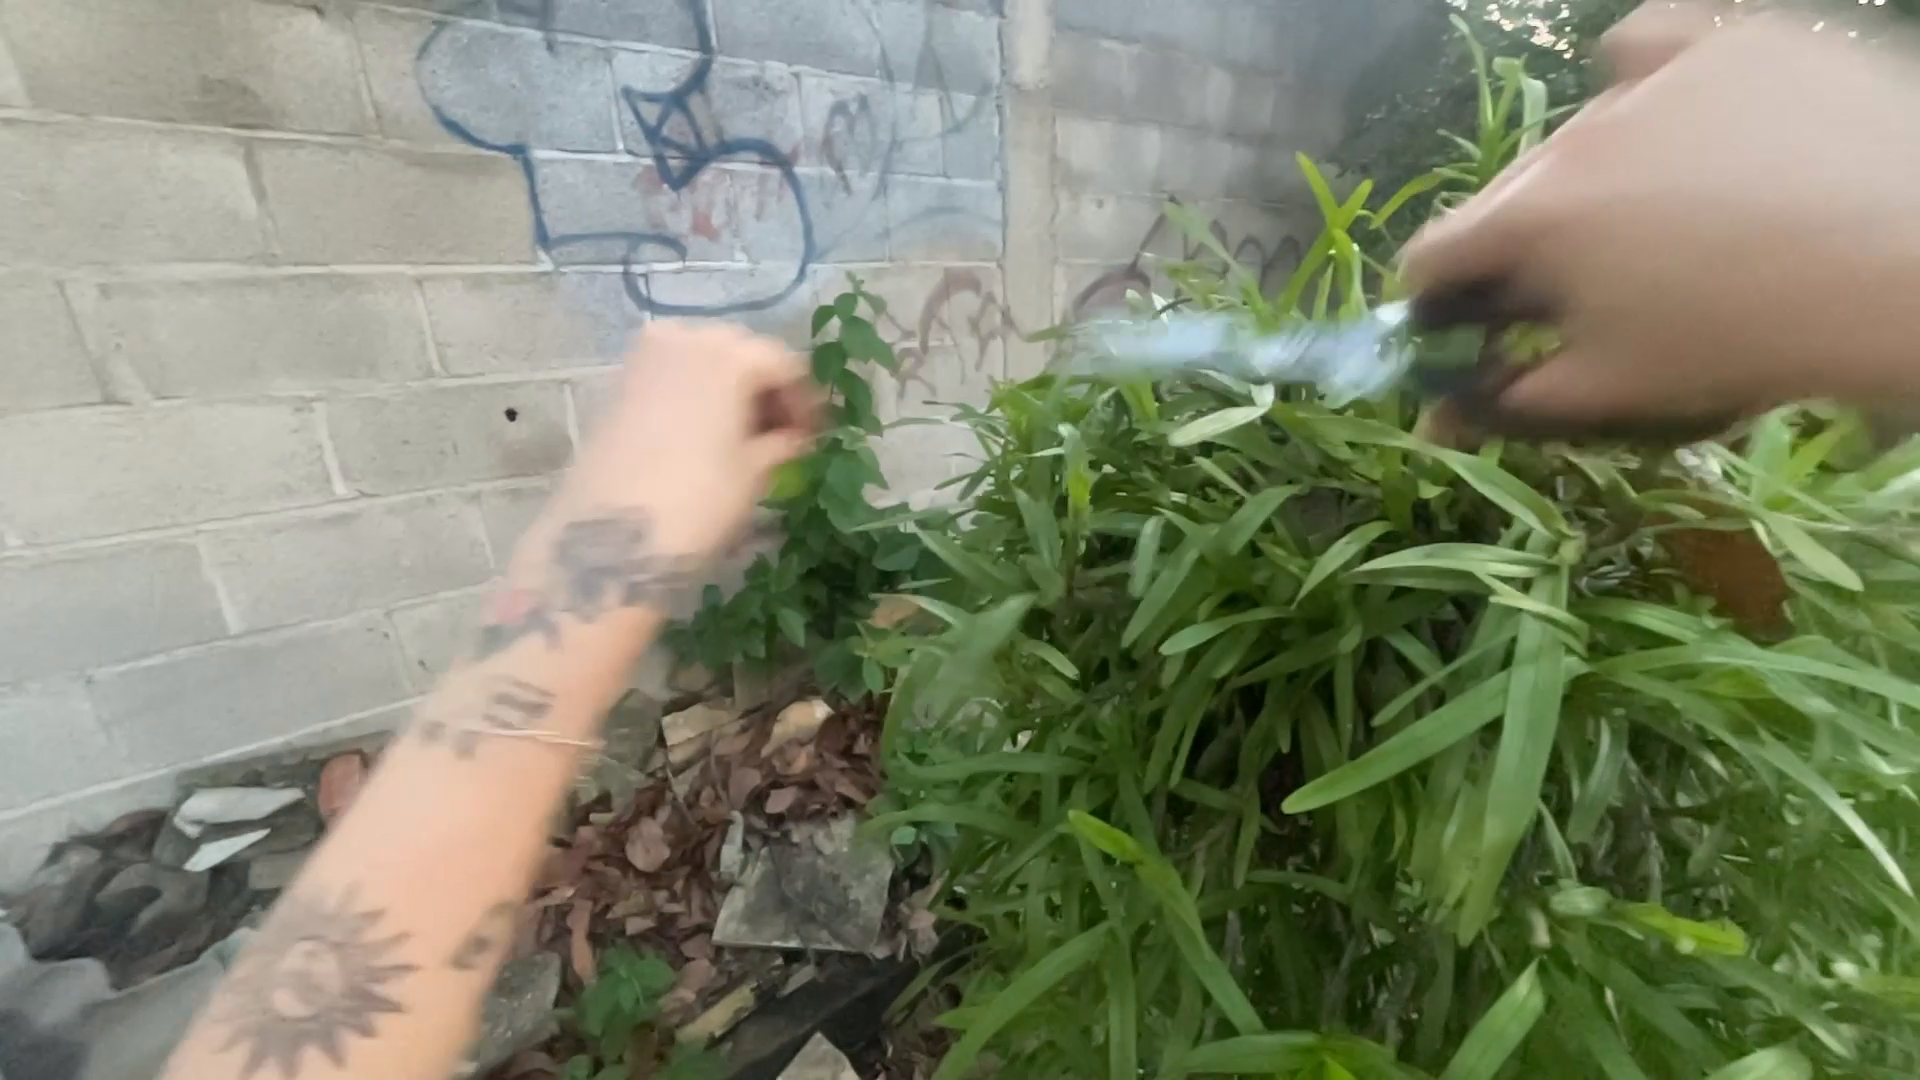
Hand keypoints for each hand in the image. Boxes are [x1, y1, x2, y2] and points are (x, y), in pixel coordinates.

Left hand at [544, 320, 818, 558]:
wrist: (611, 535)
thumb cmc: (698, 501)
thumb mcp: (755, 473)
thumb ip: (782, 443)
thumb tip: (793, 437)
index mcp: (731, 354)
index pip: (786, 365)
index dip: (806, 401)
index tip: (816, 436)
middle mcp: (687, 338)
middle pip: (744, 353)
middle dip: (767, 390)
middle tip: (783, 433)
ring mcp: (647, 356)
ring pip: (706, 359)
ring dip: (732, 390)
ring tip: (745, 435)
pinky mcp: (621, 380)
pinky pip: (675, 373)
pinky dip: (699, 393)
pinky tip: (707, 432)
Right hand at [1402, 2, 1919, 439]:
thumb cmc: (1737, 340)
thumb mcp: (1598, 387)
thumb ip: (1496, 402)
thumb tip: (1430, 425)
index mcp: (1525, 224)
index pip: (1427, 255)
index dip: (1432, 294)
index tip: (1463, 316)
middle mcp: (1568, 141)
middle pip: (1495, 199)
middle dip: (1507, 245)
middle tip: (1562, 281)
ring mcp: (1654, 83)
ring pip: (1565, 137)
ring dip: (1572, 182)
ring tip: (1638, 213)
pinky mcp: (1735, 43)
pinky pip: (1650, 42)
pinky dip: (1636, 77)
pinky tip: (1654, 110)